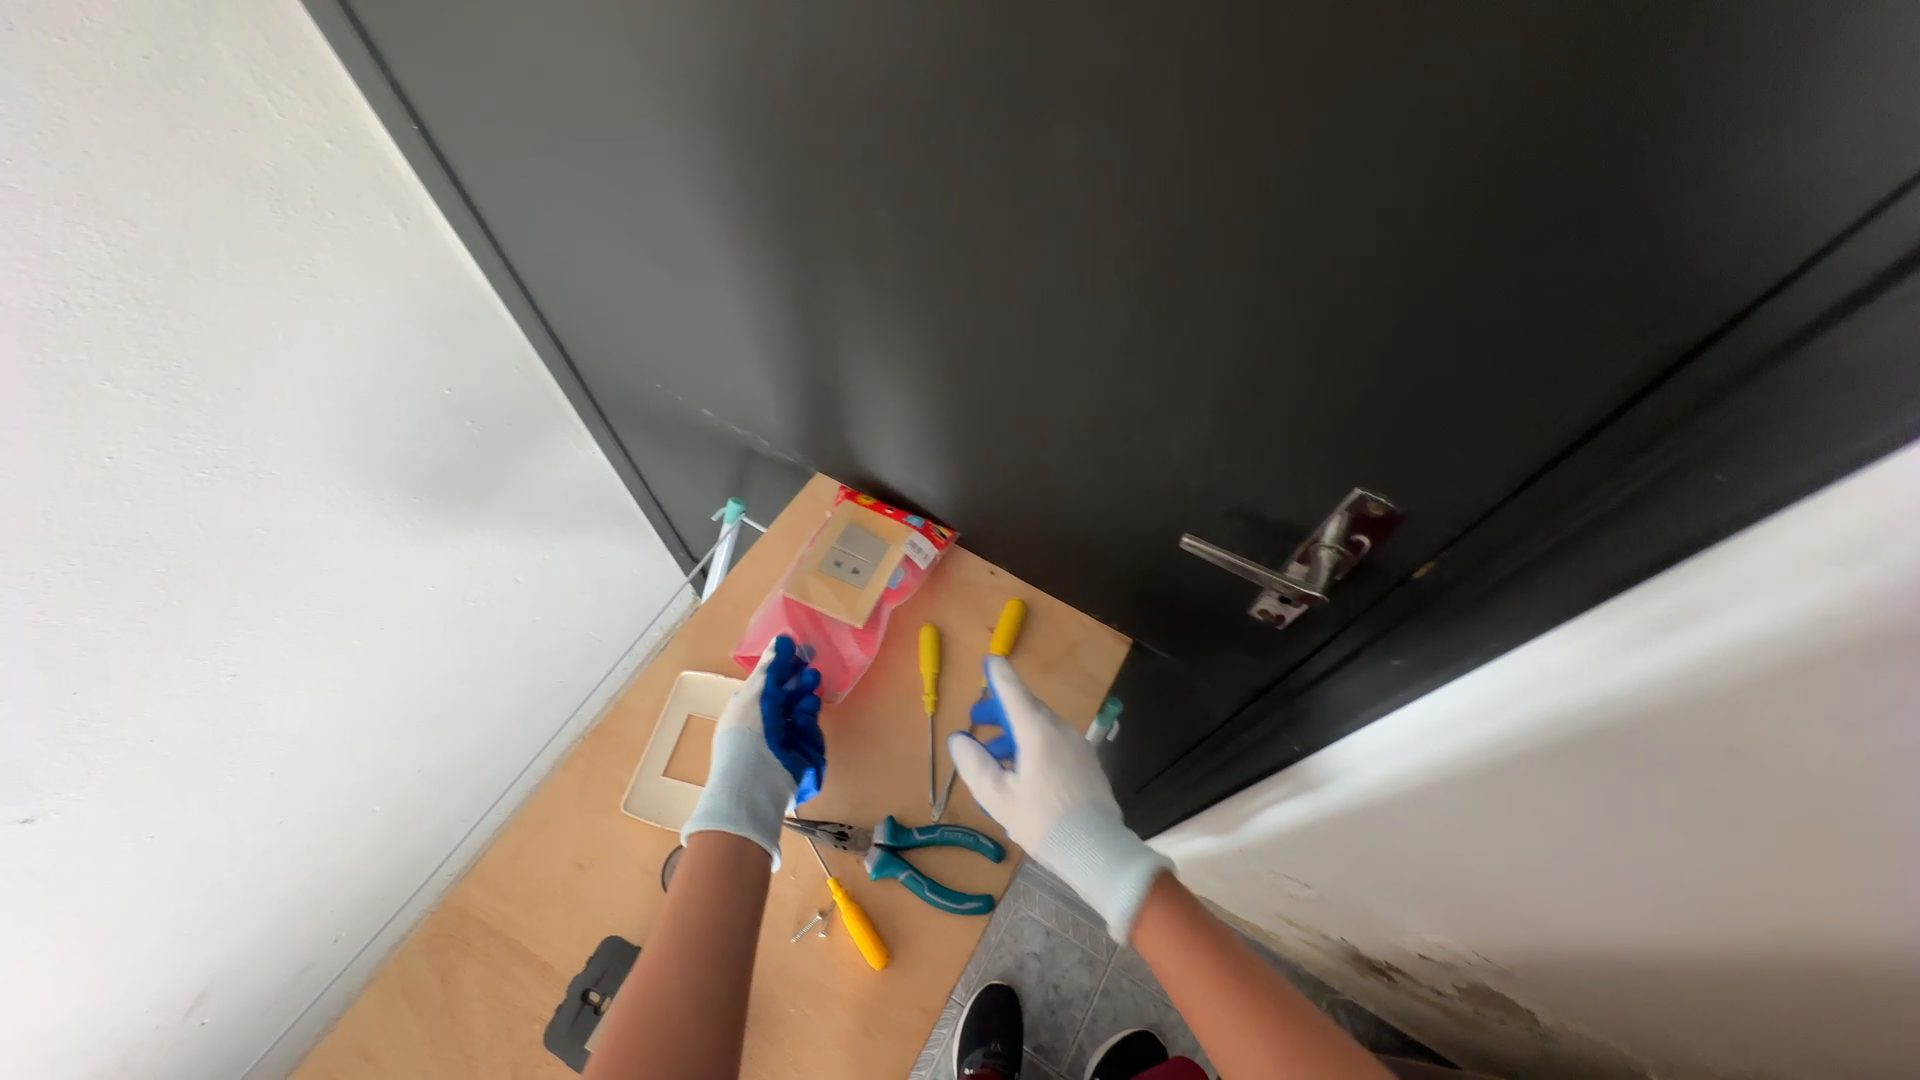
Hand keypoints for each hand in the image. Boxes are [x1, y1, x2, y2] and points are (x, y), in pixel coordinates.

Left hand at [681, 636, 825, 867]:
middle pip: (789, 693)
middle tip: (810, 665)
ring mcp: (786, 737)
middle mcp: (766, 721)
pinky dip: (808, 717)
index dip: (784, 665)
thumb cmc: (747, 731)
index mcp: (747, 708)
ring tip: (810, 685)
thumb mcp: (755, 693)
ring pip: (802, 708)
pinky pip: (810, 727)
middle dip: (799, 678)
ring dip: (805, 694)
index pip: (769, 681)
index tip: (800, 649)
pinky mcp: (804, 751)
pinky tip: (807, 709)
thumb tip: (783, 639)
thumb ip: (771, 667)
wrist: (755, 780)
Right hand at [947, 657, 1171, 941]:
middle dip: (1001, 711)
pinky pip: (1054, 744)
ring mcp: (1077, 746)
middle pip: (1027, 710)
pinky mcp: (1087, 763)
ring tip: (994, 756)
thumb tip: (959, 739)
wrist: (1097, 850)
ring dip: (1015, 733)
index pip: (1014, 692)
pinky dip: (1033, 747)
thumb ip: (975, 764)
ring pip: (1041, 728)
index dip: (999, 676)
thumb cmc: (1042, 821)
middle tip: (978, 719)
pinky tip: (1022, 773)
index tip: (990, 660)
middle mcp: (1060, 730)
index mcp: (1037, 731)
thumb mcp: (998, 797)